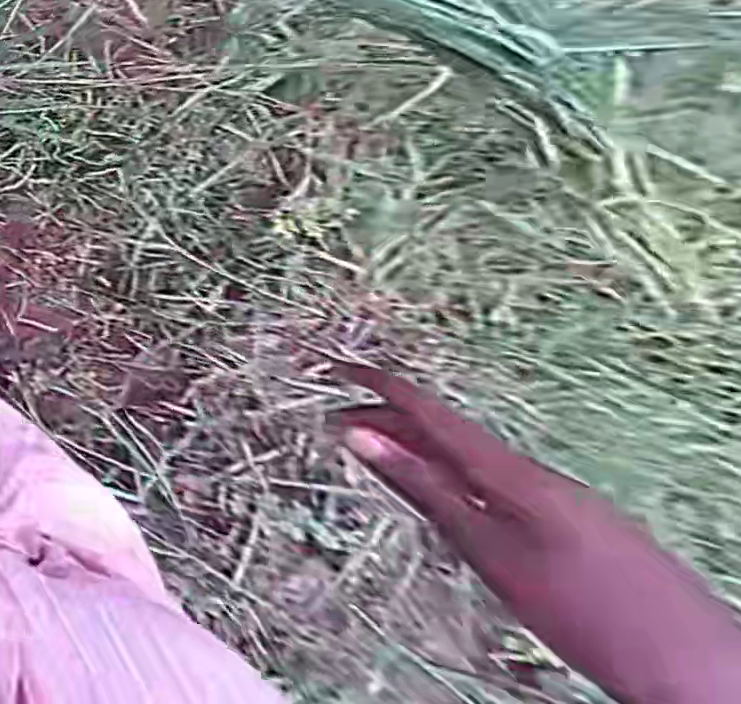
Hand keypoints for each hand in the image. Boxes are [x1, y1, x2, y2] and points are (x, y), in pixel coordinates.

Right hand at [334, 364, 740, 703]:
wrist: (714, 680)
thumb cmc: (588, 614)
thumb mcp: (485, 549)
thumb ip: (421, 488)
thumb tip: (357, 435)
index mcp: (511, 474)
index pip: (430, 412)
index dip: (380, 385)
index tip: (339, 368)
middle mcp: (537, 477)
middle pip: (448, 434)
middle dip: (388, 422)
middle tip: (337, 424)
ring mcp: (563, 502)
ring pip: (472, 461)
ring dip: (418, 451)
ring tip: (376, 456)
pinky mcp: (579, 527)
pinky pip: (497, 484)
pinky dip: (452, 476)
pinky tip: (442, 494)